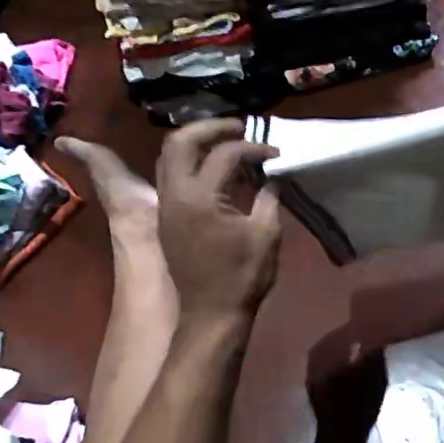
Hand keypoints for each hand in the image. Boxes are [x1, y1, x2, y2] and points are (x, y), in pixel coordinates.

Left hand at [155, 119, 281, 320]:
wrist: (213, 314)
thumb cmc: (243, 276)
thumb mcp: (266, 234)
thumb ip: (269, 197)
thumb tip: (274, 174)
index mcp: (199, 198)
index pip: (225, 155)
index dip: (254, 148)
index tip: (276, 154)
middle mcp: (174, 195)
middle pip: (180, 142)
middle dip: (210, 129)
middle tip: (240, 128)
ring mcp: (166, 207)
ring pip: (170, 157)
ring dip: (198, 145)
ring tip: (228, 144)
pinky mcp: (167, 219)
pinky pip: (173, 177)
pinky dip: (193, 165)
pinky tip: (218, 173)